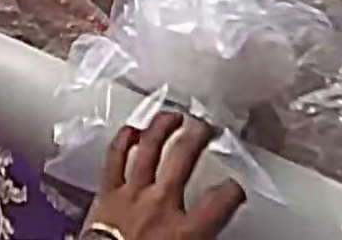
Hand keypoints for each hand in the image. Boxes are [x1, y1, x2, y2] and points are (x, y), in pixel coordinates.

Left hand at [83, 113, 244, 239]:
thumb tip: (207, 236)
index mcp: (183, 233)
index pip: (219, 204)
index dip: (232, 191)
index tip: (234, 186)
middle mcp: (159, 204)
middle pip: (184, 156)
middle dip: (198, 135)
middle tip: (206, 125)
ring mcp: (132, 193)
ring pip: (150, 146)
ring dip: (163, 125)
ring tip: (173, 115)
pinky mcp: (107, 191)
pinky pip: (114, 155)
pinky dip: (123, 138)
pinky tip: (131, 128)